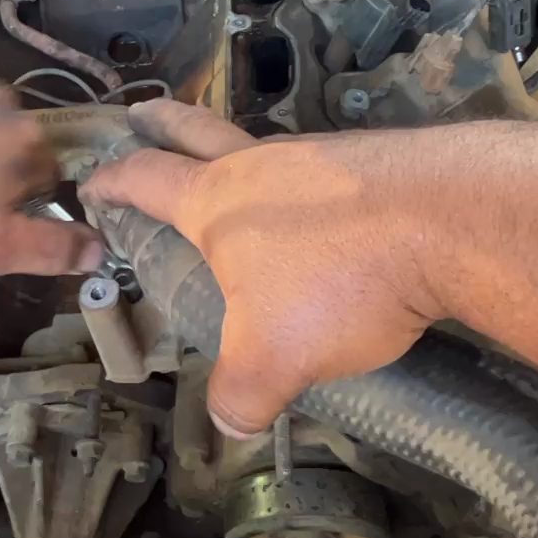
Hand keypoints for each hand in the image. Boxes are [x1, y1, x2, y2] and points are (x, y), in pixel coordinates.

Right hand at [81, 100, 448, 436]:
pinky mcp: (372, 162)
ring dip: (241, 156)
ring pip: (265, 148)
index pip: (146, 179)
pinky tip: (326, 212)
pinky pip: (322, 170)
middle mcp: (262, 165)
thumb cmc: (337, 281)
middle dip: (161, 122)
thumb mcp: (274, 357)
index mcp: (218, 201)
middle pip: (196, 129)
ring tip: (243, 182)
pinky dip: (307, 185)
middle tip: (141, 112)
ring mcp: (320, 156)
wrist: (447, 219)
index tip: (91, 182)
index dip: (112, 182)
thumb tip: (228, 426)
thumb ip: (241, 395)